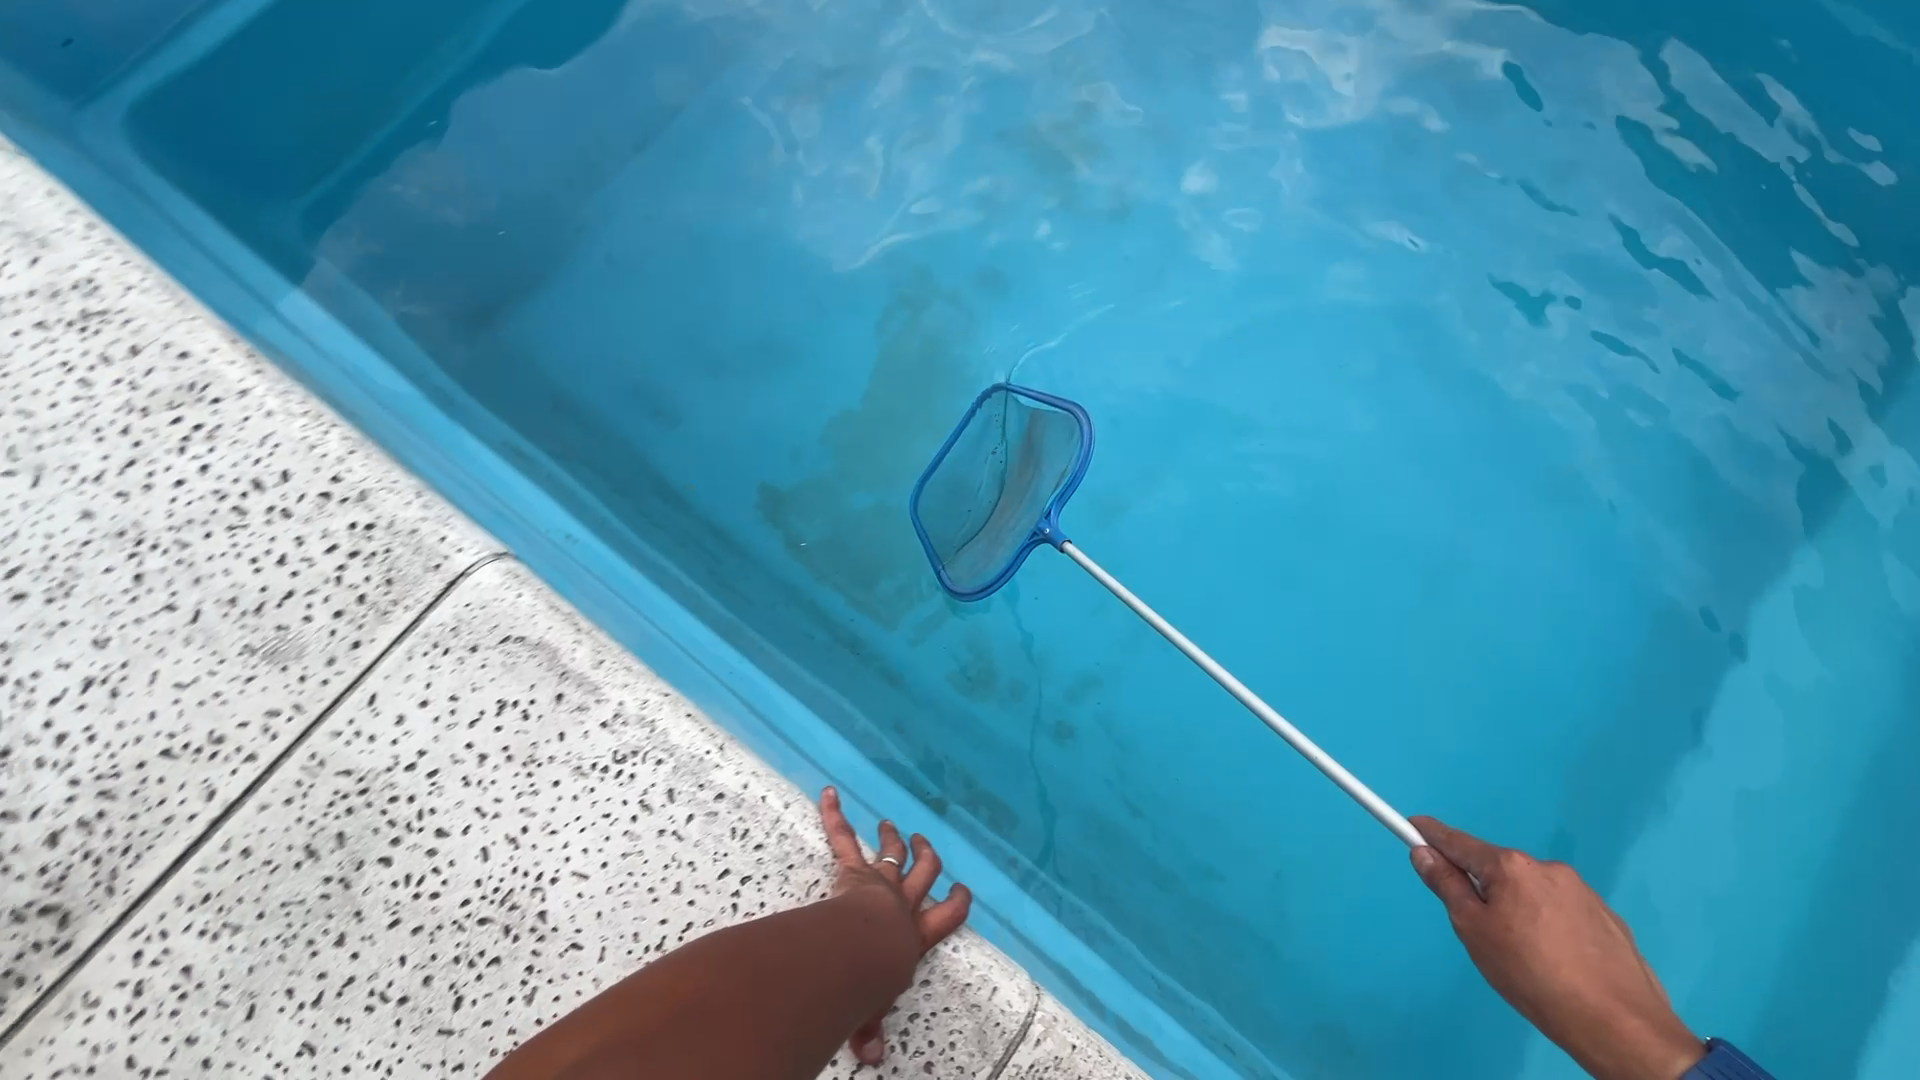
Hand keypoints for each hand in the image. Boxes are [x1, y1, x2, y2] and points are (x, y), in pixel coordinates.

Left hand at [819, 787, 972, 1064]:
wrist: (859, 952)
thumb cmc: (870, 981)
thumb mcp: (873, 1010)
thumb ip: (870, 1029)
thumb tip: (872, 1058)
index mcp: (914, 935)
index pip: (945, 916)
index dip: (955, 901)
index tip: (961, 889)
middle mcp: (902, 903)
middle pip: (923, 873)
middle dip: (927, 857)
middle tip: (925, 843)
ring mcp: (878, 881)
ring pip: (891, 852)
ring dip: (892, 837)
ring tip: (891, 825)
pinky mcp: (852, 870)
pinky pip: (842, 837)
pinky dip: (834, 815)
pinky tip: (828, 793)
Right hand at [1410, 816, 1705, 1079]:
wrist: (1621, 1028)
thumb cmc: (1532, 975)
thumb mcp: (1474, 931)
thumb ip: (1447, 886)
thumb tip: (1423, 852)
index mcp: (1510, 867)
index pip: (1457, 841)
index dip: (1430, 834)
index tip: (1412, 825)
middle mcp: (1547, 868)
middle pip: (1497, 868)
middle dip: (1482, 887)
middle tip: (1481, 929)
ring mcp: (1583, 892)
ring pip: (1530, 890)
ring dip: (1518, 907)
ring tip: (1526, 954)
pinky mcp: (1609, 918)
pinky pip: (1561, 909)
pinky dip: (1549, 923)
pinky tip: (1557, 959)